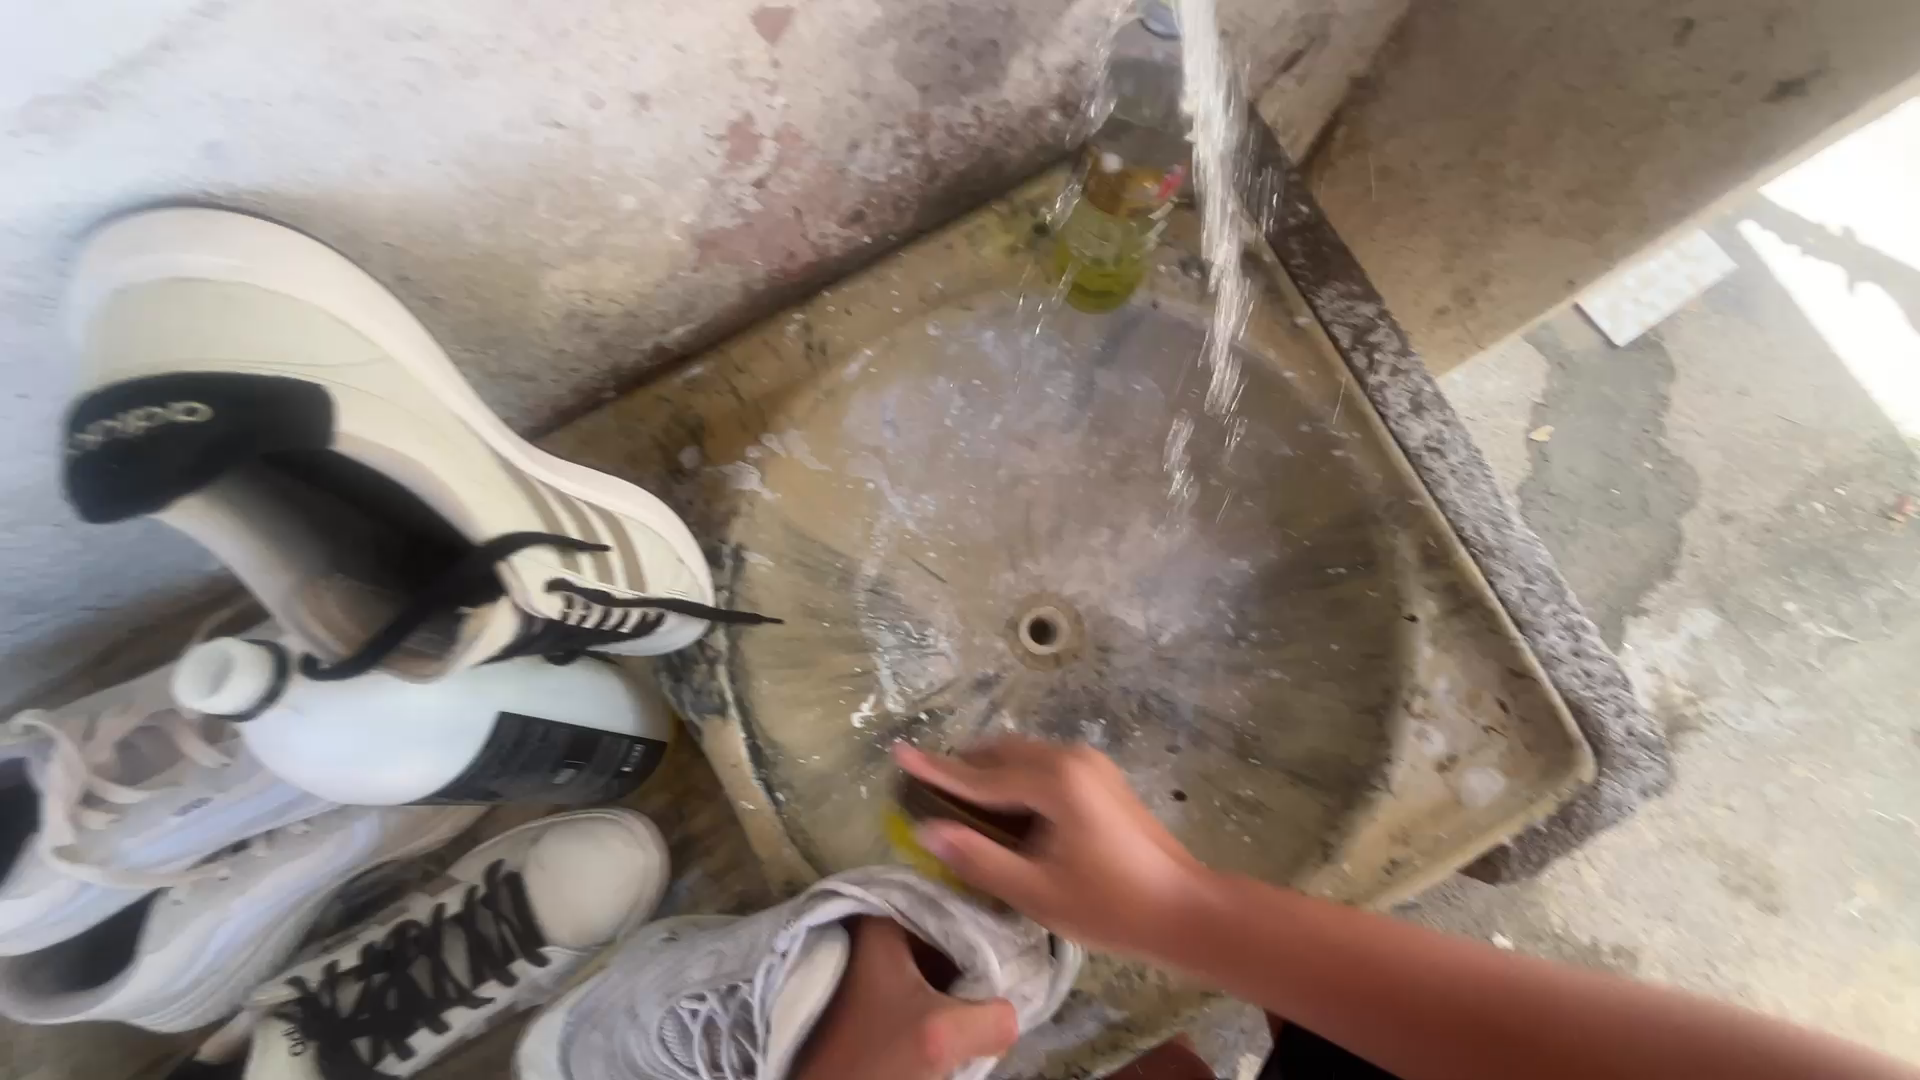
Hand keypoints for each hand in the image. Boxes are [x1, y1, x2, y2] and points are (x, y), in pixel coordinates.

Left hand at [792, 916, 1018, 1079]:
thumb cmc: (875, 1060)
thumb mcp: (942, 1036)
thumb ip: (994, 1015)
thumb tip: (1010, 1013)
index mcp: (883, 919)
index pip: (953, 903)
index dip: (986, 925)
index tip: (1014, 946)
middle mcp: (878, 931)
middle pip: (948, 934)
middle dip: (976, 959)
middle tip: (1008, 980)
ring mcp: (878, 966)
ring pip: (941, 963)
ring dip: (965, 987)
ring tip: (991, 1004)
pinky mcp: (880, 998)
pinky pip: (929, 986)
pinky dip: (949, 1003)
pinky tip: (968, 1024)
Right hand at [892, 738, 1210, 957]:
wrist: (1186, 910)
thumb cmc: (1110, 906)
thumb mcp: (1037, 891)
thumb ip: (979, 858)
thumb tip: (926, 831)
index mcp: (1054, 781)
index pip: (979, 775)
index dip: (935, 769)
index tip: (898, 751)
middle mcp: (1070, 758)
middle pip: (1001, 754)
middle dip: (962, 766)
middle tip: (926, 784)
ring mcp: (1089, 763)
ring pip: (1023, 755)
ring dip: (989, 770)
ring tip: (959, 795)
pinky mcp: (1100, 775)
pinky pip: (1043, 763)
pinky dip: (1015, 775)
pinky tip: (1005, 804)